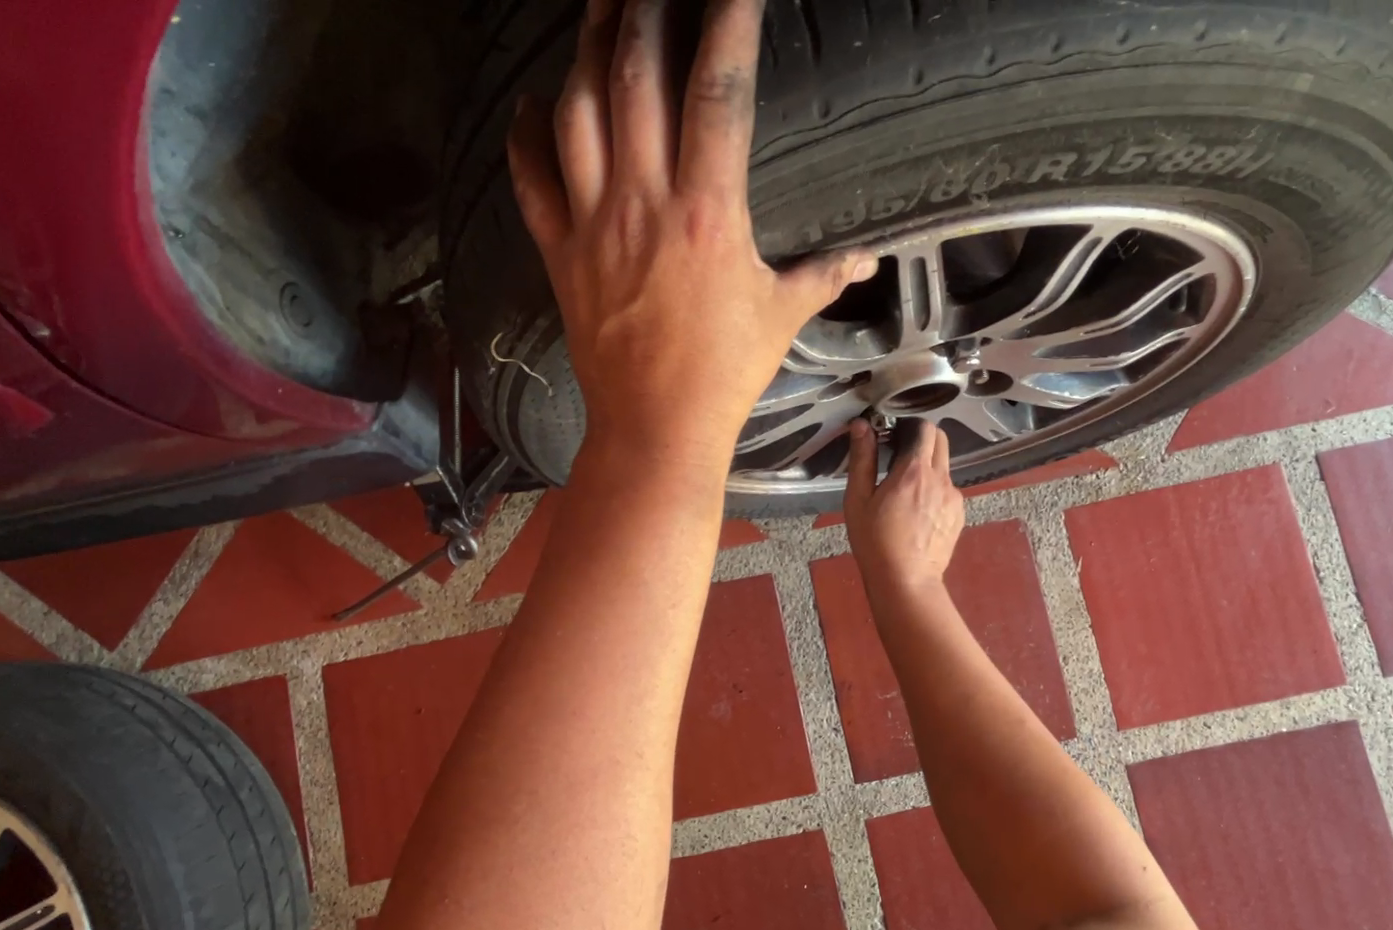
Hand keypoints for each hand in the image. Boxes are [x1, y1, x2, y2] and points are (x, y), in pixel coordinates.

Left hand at [507, 0, 878, 471]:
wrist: (656, 426)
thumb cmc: (725, 374)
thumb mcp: (782, 318)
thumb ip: (824, 275)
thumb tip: (867, 259)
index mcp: (708, 213)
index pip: (718, 92)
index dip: (727, 23)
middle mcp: (643, 203)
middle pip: (635, 78)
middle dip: (643, 11)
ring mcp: (593, 225)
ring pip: (578, 113)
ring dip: (587, 51)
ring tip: (598, 10)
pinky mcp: (560, 254)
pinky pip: (531, 180)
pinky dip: (525, 136)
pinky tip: (533, 105)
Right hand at [843, 418, 963, 594]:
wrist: (906, 580)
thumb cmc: (874, 541)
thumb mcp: (857, 500)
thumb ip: (862, 459)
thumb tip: (862, 426)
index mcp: (914, 471)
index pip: (924, 428)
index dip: (909, 426)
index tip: (892, 436)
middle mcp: (940, 478)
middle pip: (941, 439)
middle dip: (923, 439)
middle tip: (900, 454)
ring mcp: (954, 497)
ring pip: (945, 467)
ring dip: (928, 467)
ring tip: (906, 492)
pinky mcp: (959, 514)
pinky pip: (948, 490)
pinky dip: (935, 490)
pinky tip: (918, 513)